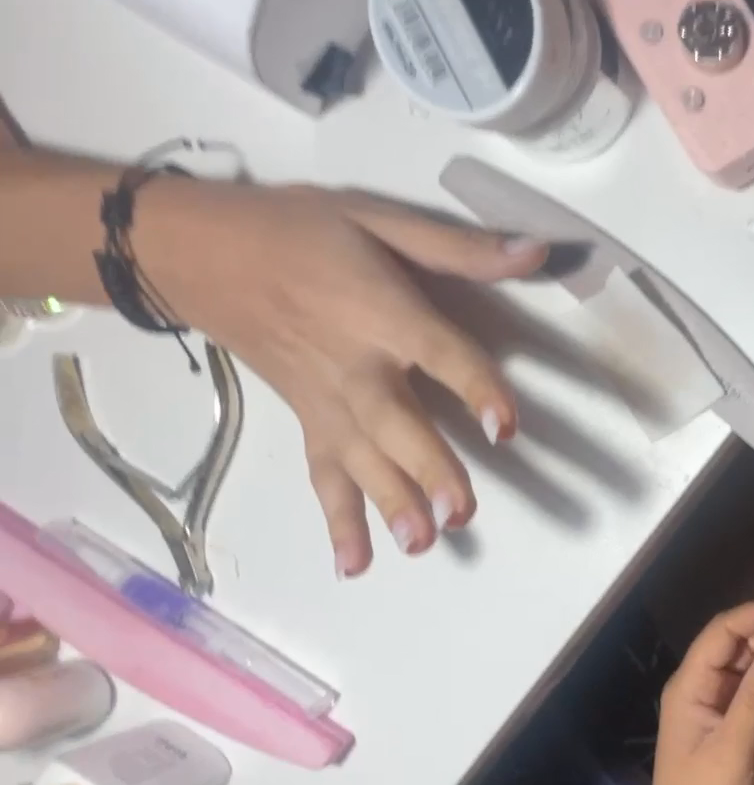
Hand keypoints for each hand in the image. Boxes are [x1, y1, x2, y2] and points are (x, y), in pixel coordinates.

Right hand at [133, 175, 548, 577]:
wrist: (185, 247)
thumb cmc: (297, 230)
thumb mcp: (378, 219)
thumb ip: (459, 248)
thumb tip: (538, 251)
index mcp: (380, 313)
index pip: (439, 355)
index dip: (474, 389)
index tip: (506, 428)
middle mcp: (353, 367)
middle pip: (395, 424)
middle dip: (428, 469)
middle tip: (460, 515)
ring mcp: (325, 402)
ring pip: (360, 459)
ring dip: (391, 504)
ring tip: (422, 547)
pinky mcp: (306, 421)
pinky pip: (321, 475)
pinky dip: (337, 520)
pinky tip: (356, 564)